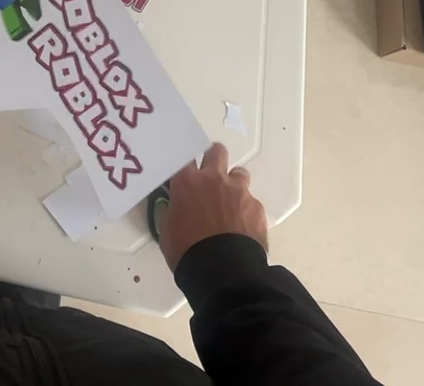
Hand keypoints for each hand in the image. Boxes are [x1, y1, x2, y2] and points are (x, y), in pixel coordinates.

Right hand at [160, 142, 267, 270]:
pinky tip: (243, 227)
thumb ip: (172, 211)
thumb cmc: (187, 251)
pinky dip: (246, 210)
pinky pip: (251, 201)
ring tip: (230, 202)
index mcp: (187, 182)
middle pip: (216, 151)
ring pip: (239, 173)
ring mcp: (238, 191)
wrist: (223, 273)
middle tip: (211, 176)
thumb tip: (175, 207)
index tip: (186, 168)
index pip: (184, 155)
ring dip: (234, 183)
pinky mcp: (256, 207)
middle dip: (214, 159)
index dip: (186, 160)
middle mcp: (214, 179)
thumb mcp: (167, 231)